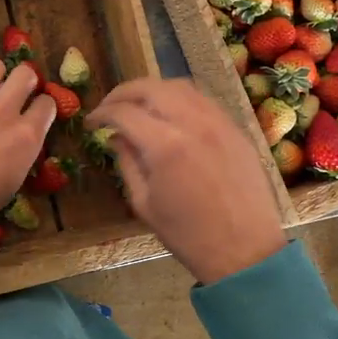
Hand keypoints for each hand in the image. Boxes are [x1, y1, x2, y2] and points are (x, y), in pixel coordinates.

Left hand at [0, 58, 55, 230]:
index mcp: (26, 136)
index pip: (47, 105)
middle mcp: (4, 110)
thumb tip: (16, 143)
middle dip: (23, 81)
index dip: (41, 107)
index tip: (34, 112)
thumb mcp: (11, 182)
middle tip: (13, 93)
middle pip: (25, 74)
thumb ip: (19, 154)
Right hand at [88, 78, 286, 284]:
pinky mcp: (235, 128)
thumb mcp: (144, 203)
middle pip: (150, 88)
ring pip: (178, 86)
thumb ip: (127, 163)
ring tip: (138, 105)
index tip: (91, 122)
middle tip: (109, 107)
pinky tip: (169, 114)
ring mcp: (218, 122)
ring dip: (151, 90)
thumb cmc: (189, 236)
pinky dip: (178, 98)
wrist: (246, 252)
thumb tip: (117, 137)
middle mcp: (192, 123)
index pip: (124, 112)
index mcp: (165, 146)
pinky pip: (202, 100)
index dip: (101, 113)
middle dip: (123, 93)